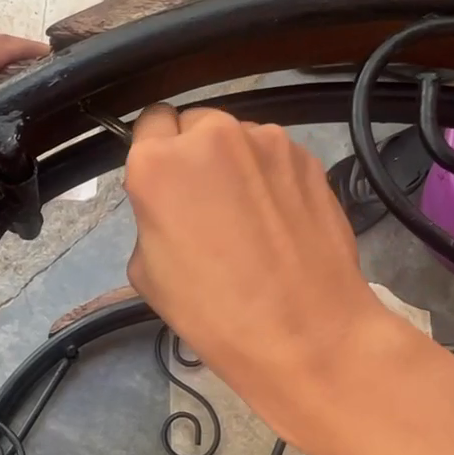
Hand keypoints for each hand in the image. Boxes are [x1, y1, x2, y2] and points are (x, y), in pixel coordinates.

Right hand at [123, 106, 401, 447]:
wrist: (306, 333)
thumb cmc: (212, 312)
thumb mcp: (145, 270)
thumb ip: (151, 214)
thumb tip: (171, 204)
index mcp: (158, 163)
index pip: (148, 122)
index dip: (153, 151)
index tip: (163, 181)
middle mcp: (212, 136)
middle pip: (193, 124)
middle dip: (194, 154)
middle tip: (205, 203)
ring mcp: (267, 141)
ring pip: (237, 138)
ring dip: (235, 163)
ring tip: (249, 215)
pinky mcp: (308, 157)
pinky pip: (274, 156)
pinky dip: (270, 176)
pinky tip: (278, 219)